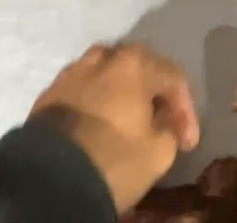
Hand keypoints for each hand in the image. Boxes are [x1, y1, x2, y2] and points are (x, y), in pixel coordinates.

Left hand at [30, 42, 201, 211]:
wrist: (48, 179)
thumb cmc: (112, 159)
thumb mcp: (159, 152)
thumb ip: (170, 128)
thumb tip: (164, 122)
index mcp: (135, 63)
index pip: (173, 77)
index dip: (186, 109)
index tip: (188, 141)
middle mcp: (104, 56)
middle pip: (140, 68)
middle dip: (155, 95)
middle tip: (162, 123)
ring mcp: (73, 71)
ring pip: (108, 74)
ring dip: (123, 93)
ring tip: (127, 119)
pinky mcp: (49, 92)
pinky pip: (83, 89)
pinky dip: (96, 102)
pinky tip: (98, 124)